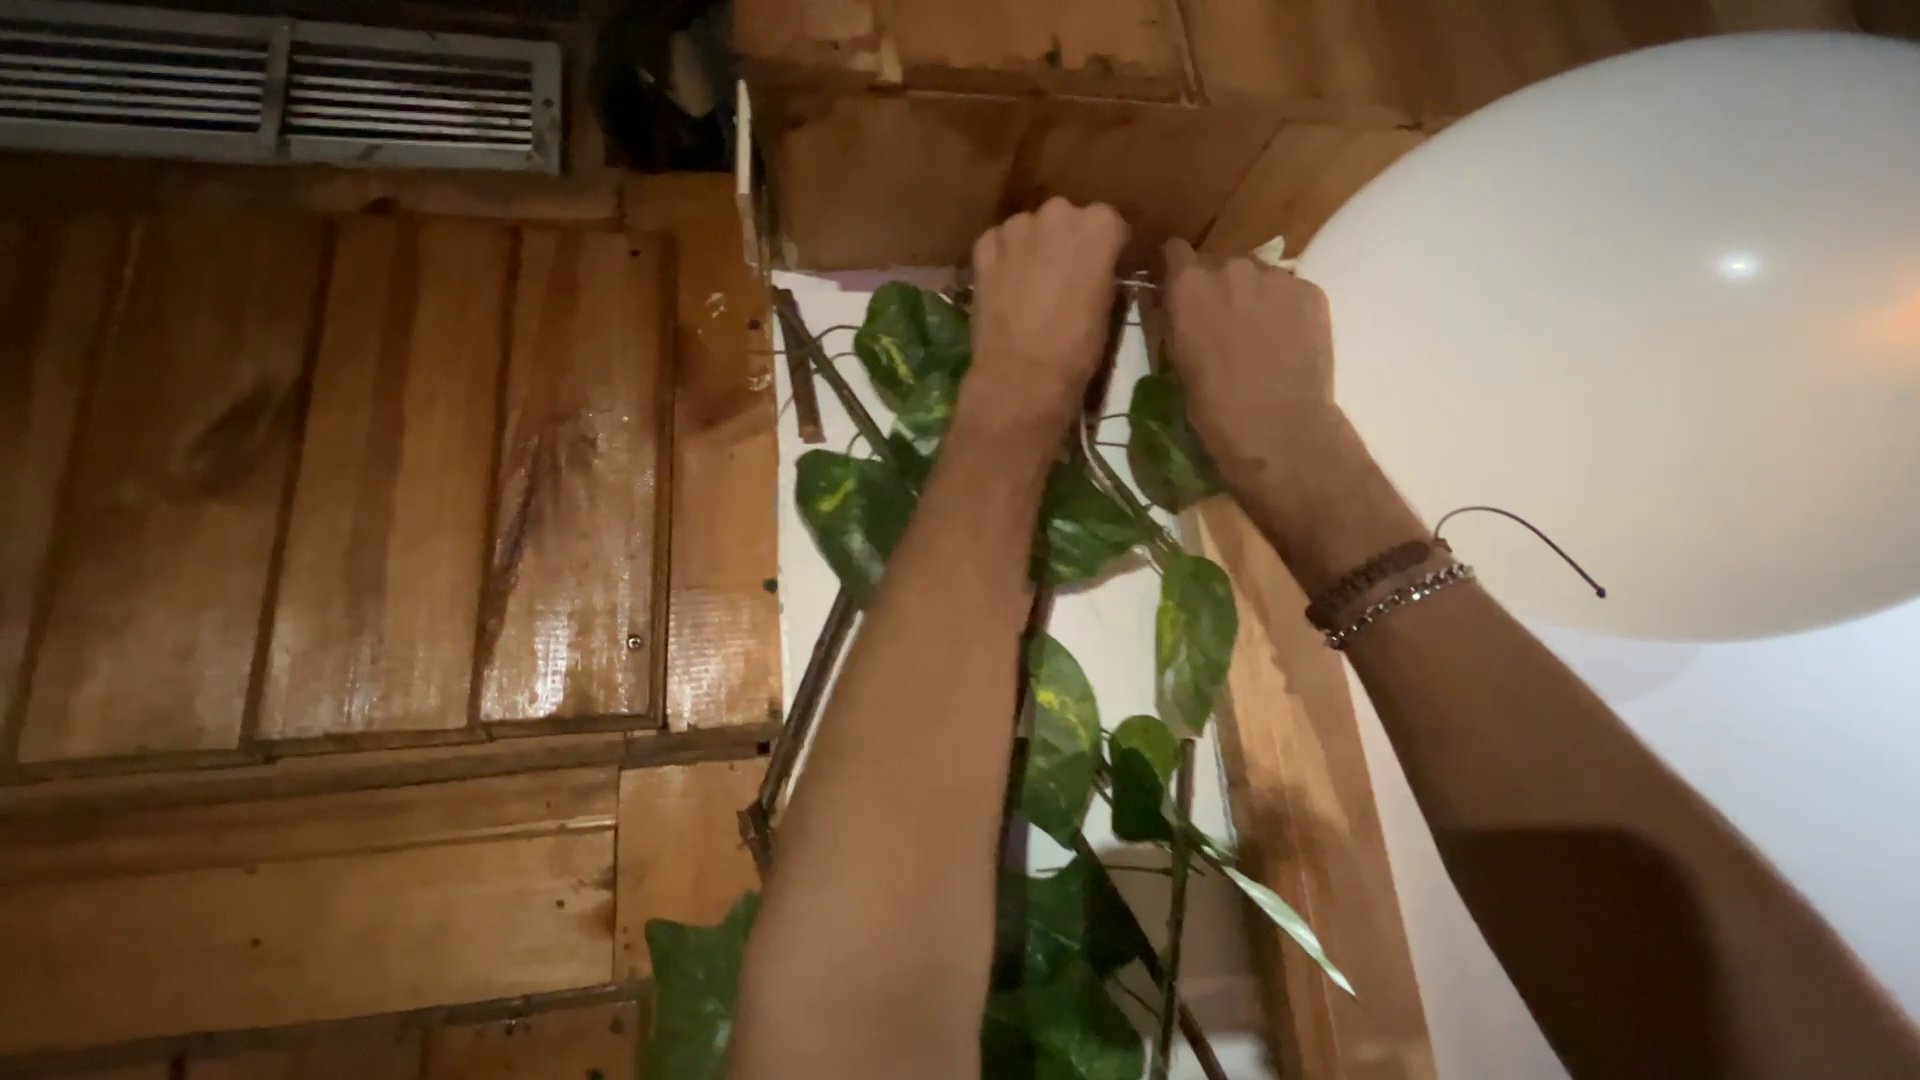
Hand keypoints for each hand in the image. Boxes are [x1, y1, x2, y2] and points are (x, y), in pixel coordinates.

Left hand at [962, 199, 1128, 443]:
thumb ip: (1102, 273)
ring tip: (1031, 285)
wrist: (1023, 374)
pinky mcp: (984, 248)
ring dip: (1032, 248)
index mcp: (1099, 225)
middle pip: (1065, 221)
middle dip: (1066, 243)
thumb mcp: (1107, 306)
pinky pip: (997, 244)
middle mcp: (1058, 213)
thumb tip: (1095, 270)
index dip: (1105, 251)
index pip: (1109, 226)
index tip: (1103, 272)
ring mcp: (1017, 228)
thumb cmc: (1078, 346)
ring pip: (1029, 229)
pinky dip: (1002, 258)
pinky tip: (1005, 286)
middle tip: (1065, 279)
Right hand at [1161, 238, 1342, 492]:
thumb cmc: (1212, 406)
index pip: (1174, 251)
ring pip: (1257, 276)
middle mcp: (1231, 267)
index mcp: (1188, 284)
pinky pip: (1290, 291)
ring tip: (1259, 336)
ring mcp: (1276, 276)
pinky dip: (1285, 309)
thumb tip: (1175, 307)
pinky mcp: (1311, 291)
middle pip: (1220, 263)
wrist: (1277, 426)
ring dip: (1253, 297)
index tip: (1177, 290)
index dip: (1175, 269)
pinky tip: (1286, 342)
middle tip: (1222, 324)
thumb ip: (1175, 321)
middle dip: (1218, 288)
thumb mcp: (1176, 360)